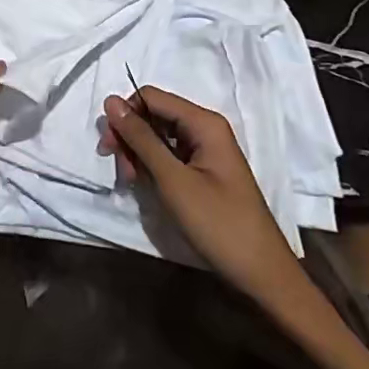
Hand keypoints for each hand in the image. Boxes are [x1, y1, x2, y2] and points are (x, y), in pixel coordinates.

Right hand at [100, 86, 307, 306]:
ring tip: (133, 182)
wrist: (259, 271)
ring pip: (160, 136)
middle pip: (155, 115)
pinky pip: (170, 154)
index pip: (151, 97)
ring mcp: (206, 149)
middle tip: (120, 170)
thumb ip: (141, 139)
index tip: (108, 147)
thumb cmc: (218, 222)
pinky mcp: (204, 170)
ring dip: (139, 154)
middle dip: (131, 137)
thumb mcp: (173, 180)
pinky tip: (146, 185)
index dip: (125, 115)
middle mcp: (206, 128)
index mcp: (204, 122)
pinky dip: (153, 166)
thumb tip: (110, 102)